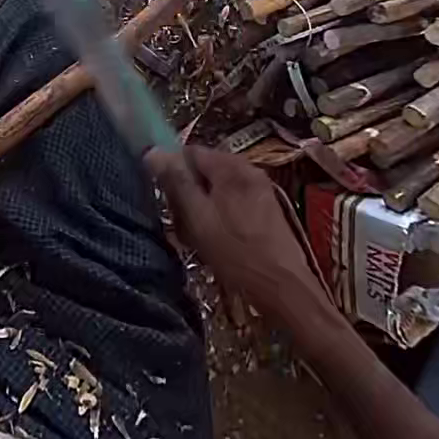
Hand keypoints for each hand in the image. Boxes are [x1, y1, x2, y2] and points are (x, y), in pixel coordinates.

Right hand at [145, 147, 333, 328]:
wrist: (285, 287)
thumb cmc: (237, 253)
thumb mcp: (198, 219)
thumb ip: (176, 183)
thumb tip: (153, 151)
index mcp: (230, 166)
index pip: (190, 151)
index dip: (172, 171)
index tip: (166, 200)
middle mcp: (247, 168)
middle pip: (204, 169)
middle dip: (188, 192)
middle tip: (183, 224)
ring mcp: (260, 187)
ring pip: (217, 187)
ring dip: (203, 207)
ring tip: (199, 237)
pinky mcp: (266, 206)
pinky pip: (233, 200)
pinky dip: (220, 215)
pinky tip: (218, 242)